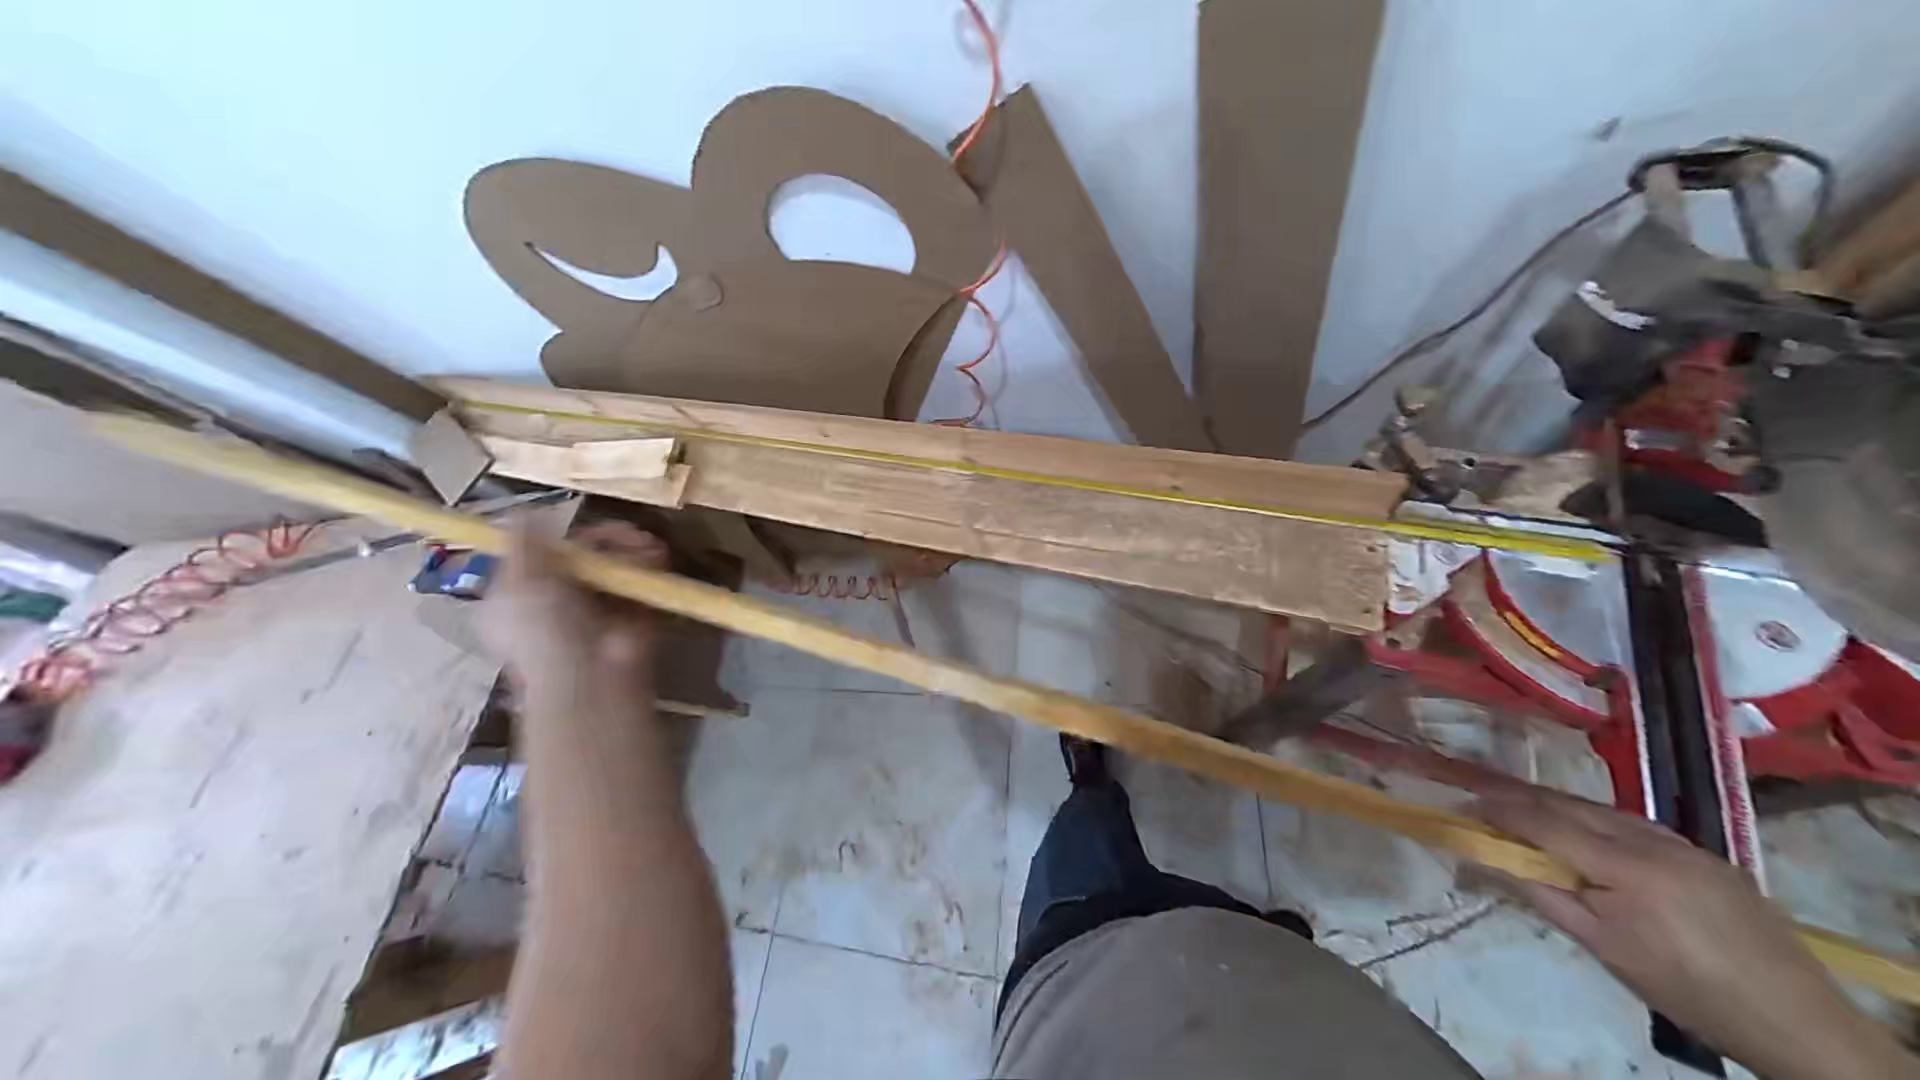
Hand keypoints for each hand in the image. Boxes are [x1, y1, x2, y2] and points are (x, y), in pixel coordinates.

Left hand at [481, 520, 668, 708]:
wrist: (590, 676)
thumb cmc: (544, 629)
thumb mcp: (520, 581)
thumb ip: (524, 542)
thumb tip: (526, 510)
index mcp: (519, 599)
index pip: (537, 558)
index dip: (556, 540)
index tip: (570, 529)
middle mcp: (557, 602)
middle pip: (582, 557)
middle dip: (603, 540)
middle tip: (622, 533)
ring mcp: (598, 608)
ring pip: (616, 565)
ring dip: (631, 549)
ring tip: (644, 543)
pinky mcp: (635, 613)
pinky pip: (642, 580)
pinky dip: (651, 565)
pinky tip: (656, 554)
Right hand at [1480, 789, 1913, 1079]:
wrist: (1800, 1025)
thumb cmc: (1686, 990)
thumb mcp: (1603, 947)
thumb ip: (1541, 892)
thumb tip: (1483, 857)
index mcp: (1627, 867)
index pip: (1545, 822)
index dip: (1499, 810)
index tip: (1463, 804)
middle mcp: (1654, 841)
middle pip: (1570, 805)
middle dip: (1520, 798)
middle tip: (1480, 798)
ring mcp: (1685, 844)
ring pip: (1600, 809)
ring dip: (1554, 805)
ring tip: (1519, 809)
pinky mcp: (1705, 854)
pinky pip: (1631, 823)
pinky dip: (1592, 819)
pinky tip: (1581, 830)